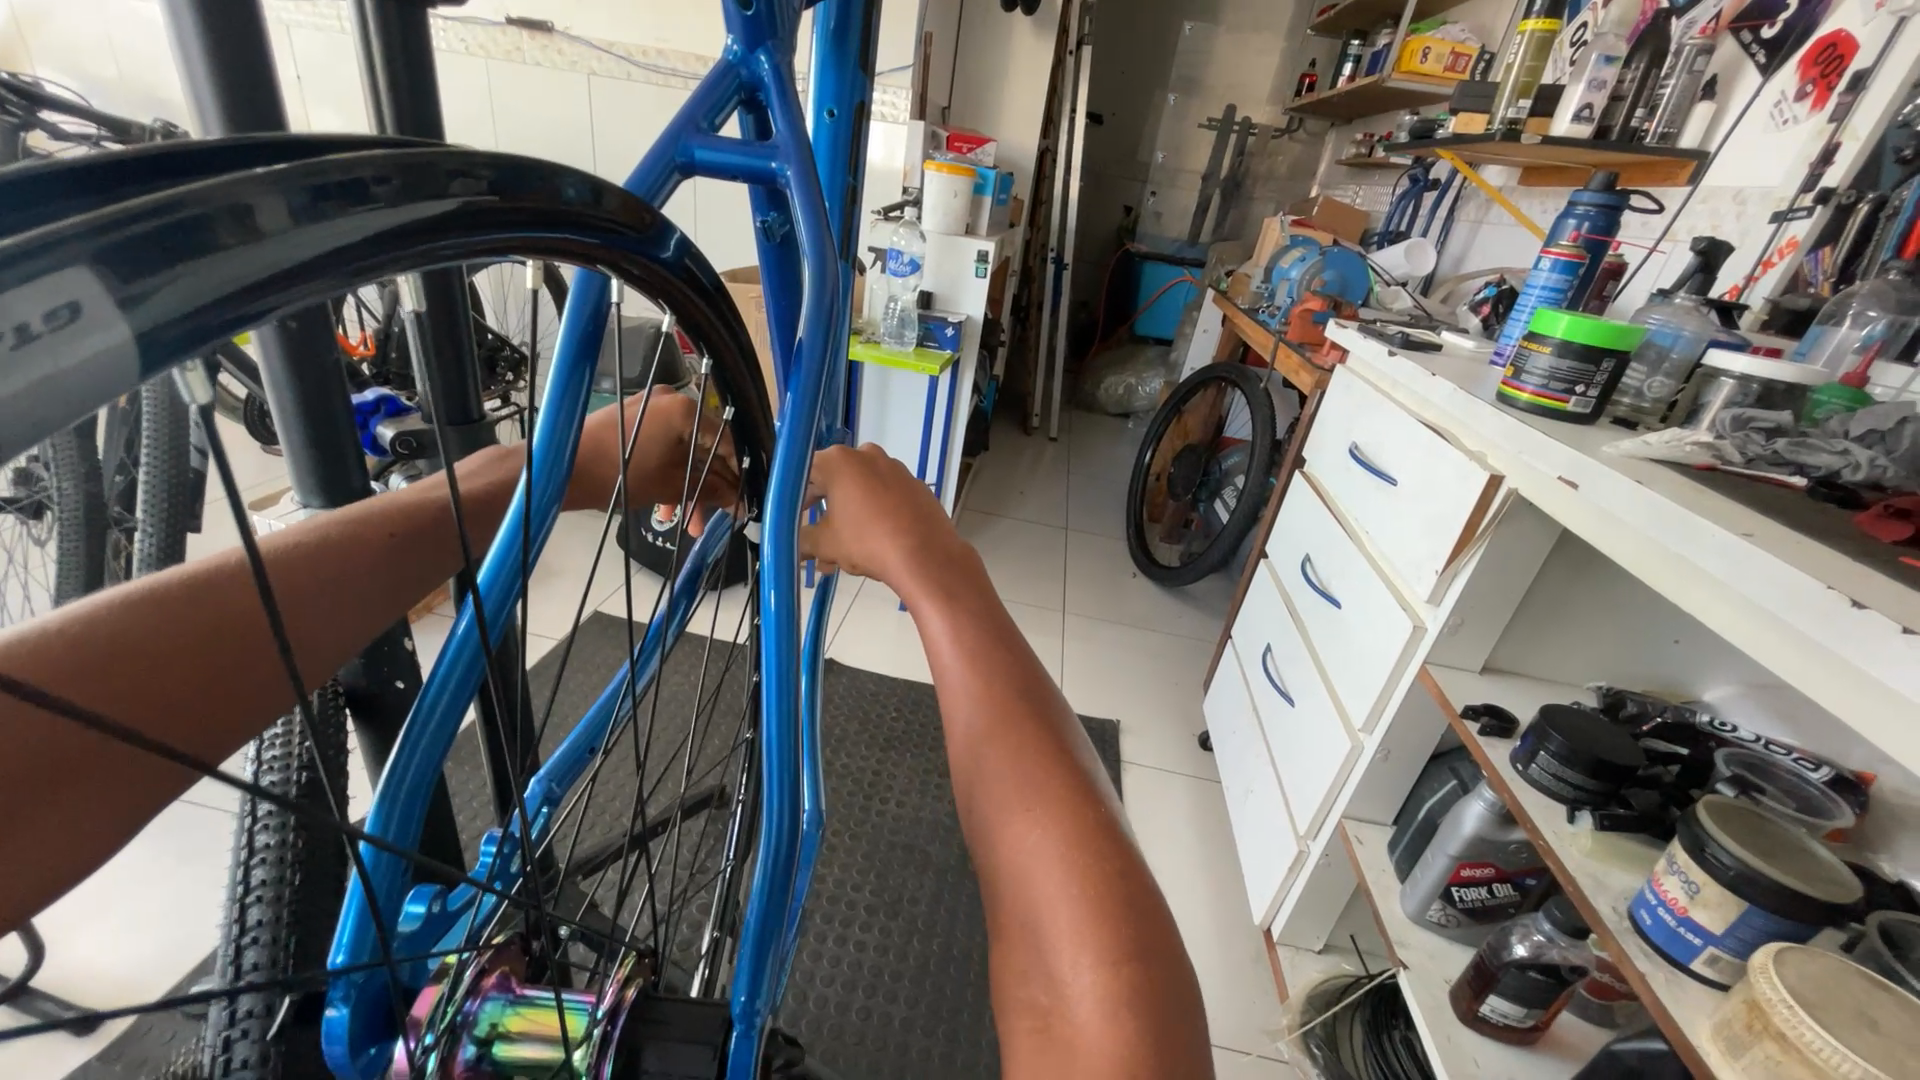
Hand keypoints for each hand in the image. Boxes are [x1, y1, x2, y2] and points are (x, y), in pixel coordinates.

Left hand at [563, 388, 739, 524]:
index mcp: (686, 410)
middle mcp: (671, 400)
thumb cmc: (623, 475)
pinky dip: (668, 472)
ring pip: (682, 451)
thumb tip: (739, 502)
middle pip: (703, 449)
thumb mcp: (674, 485)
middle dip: (706, 488)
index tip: (738, 504)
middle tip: (709, 518)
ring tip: (684, 522)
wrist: (563, 469)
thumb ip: (713, 490)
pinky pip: (663, 446)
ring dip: (686, 486)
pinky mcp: (634, 417)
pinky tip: (663, 506)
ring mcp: (650, 406)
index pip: (727, 443)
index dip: (734, 477)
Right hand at [799, 444, 969, 594]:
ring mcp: (896, 469)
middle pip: (836, 482)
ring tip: (842, 557)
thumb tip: (796, 545)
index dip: (796, 497)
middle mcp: (868, 456)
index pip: (806, 471)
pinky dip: (876, 517)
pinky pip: (886, 499)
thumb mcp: (825, 544)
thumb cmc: (867, 542)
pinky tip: (873, 545)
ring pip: (862, 494)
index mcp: (840, 461)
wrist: (925, 556)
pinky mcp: (916, 487)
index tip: (795, 518)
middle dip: (825, 513)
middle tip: (817, 540)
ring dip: (849, 520)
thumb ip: (803, 540)